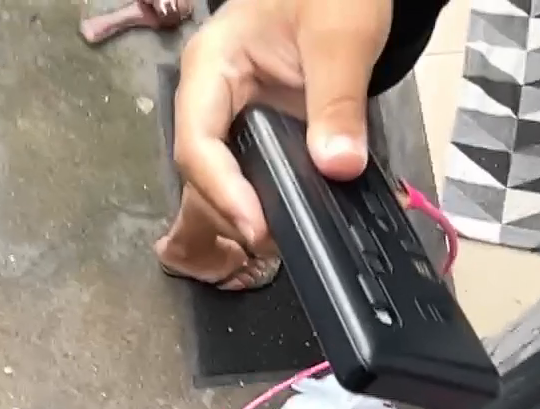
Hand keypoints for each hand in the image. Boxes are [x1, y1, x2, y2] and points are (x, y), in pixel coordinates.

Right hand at [173, 0, 394, 249]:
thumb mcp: (343, 34)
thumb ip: (338, 101)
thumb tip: (338, 168)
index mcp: (210, 68)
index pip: (197, 145)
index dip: (223, 193)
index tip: (258, 229)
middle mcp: (207, 104)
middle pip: (202, 176)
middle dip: (233, 215)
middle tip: (275, 243)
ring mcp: (226, 124)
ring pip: (217, 187)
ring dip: (244, 219)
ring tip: (284, 241)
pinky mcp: (250, 140)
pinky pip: (244, 182)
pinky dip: (263, 208)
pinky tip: (287, 226)